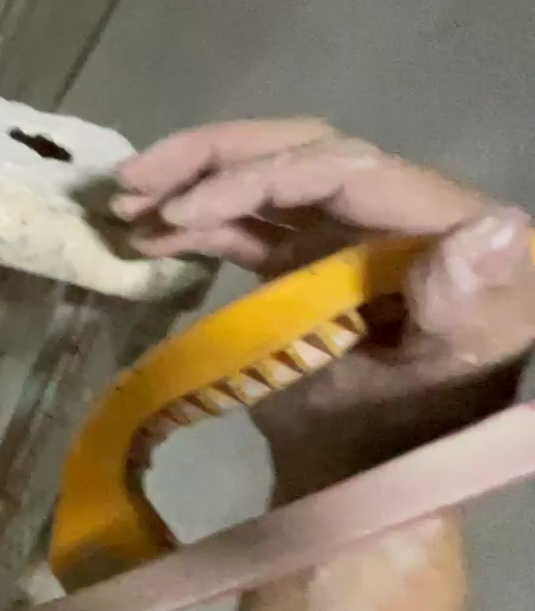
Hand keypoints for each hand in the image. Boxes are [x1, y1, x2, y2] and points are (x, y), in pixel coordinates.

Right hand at [113, 119, 534, 498]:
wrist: (354, 458)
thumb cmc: (400, 425)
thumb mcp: (445, 372)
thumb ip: (470, 303)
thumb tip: (488, 227)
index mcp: (438, 229)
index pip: (343, 169)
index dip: (251, 178)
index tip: (175, 214)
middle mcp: (389, 217)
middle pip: (297, 152)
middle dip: (209, 156)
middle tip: (130, 179)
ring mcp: (336, 236)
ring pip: (260, 176)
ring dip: (187, 183)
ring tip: (122, 207)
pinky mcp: (294, 259)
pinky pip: (237, 223)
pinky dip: (186, 223)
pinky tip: (143, 239)